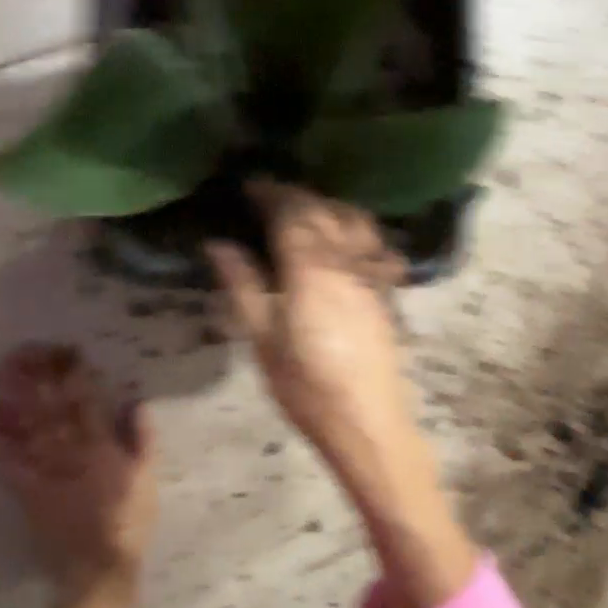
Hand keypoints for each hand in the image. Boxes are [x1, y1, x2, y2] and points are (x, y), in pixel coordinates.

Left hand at [0, 343, 156, 602]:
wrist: (98, 570)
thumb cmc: (130, 524)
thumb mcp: (148, 480)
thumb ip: (142, 439)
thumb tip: (135, 402)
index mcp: (102, 447)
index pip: (87, 400)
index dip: (75, 373)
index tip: (68, 352)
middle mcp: (70, 452)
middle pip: (50, 406)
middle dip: (37, 377)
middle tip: (24, 352)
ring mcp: (45, 471)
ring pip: (27, 426)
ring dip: (15, 397)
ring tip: (4, 373)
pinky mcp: (26, 492)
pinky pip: (8, 460)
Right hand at [206, 180, 418, 469]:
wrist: (368, 422)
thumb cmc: (307, 387)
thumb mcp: (263, 341)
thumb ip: (243, 286)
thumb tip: (220, 244)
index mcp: (310, 268)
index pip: (291, 212)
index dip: (270, 193)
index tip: (250, 185)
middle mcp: (347, 260)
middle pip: (324, 210)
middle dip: (297, 195)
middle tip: (270, 195)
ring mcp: (373, 275)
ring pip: (355, 221)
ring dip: (329, 207)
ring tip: (306, 211)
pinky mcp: (387, 292)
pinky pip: (375, 245)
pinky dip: (357, 231)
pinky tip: (347, 243)